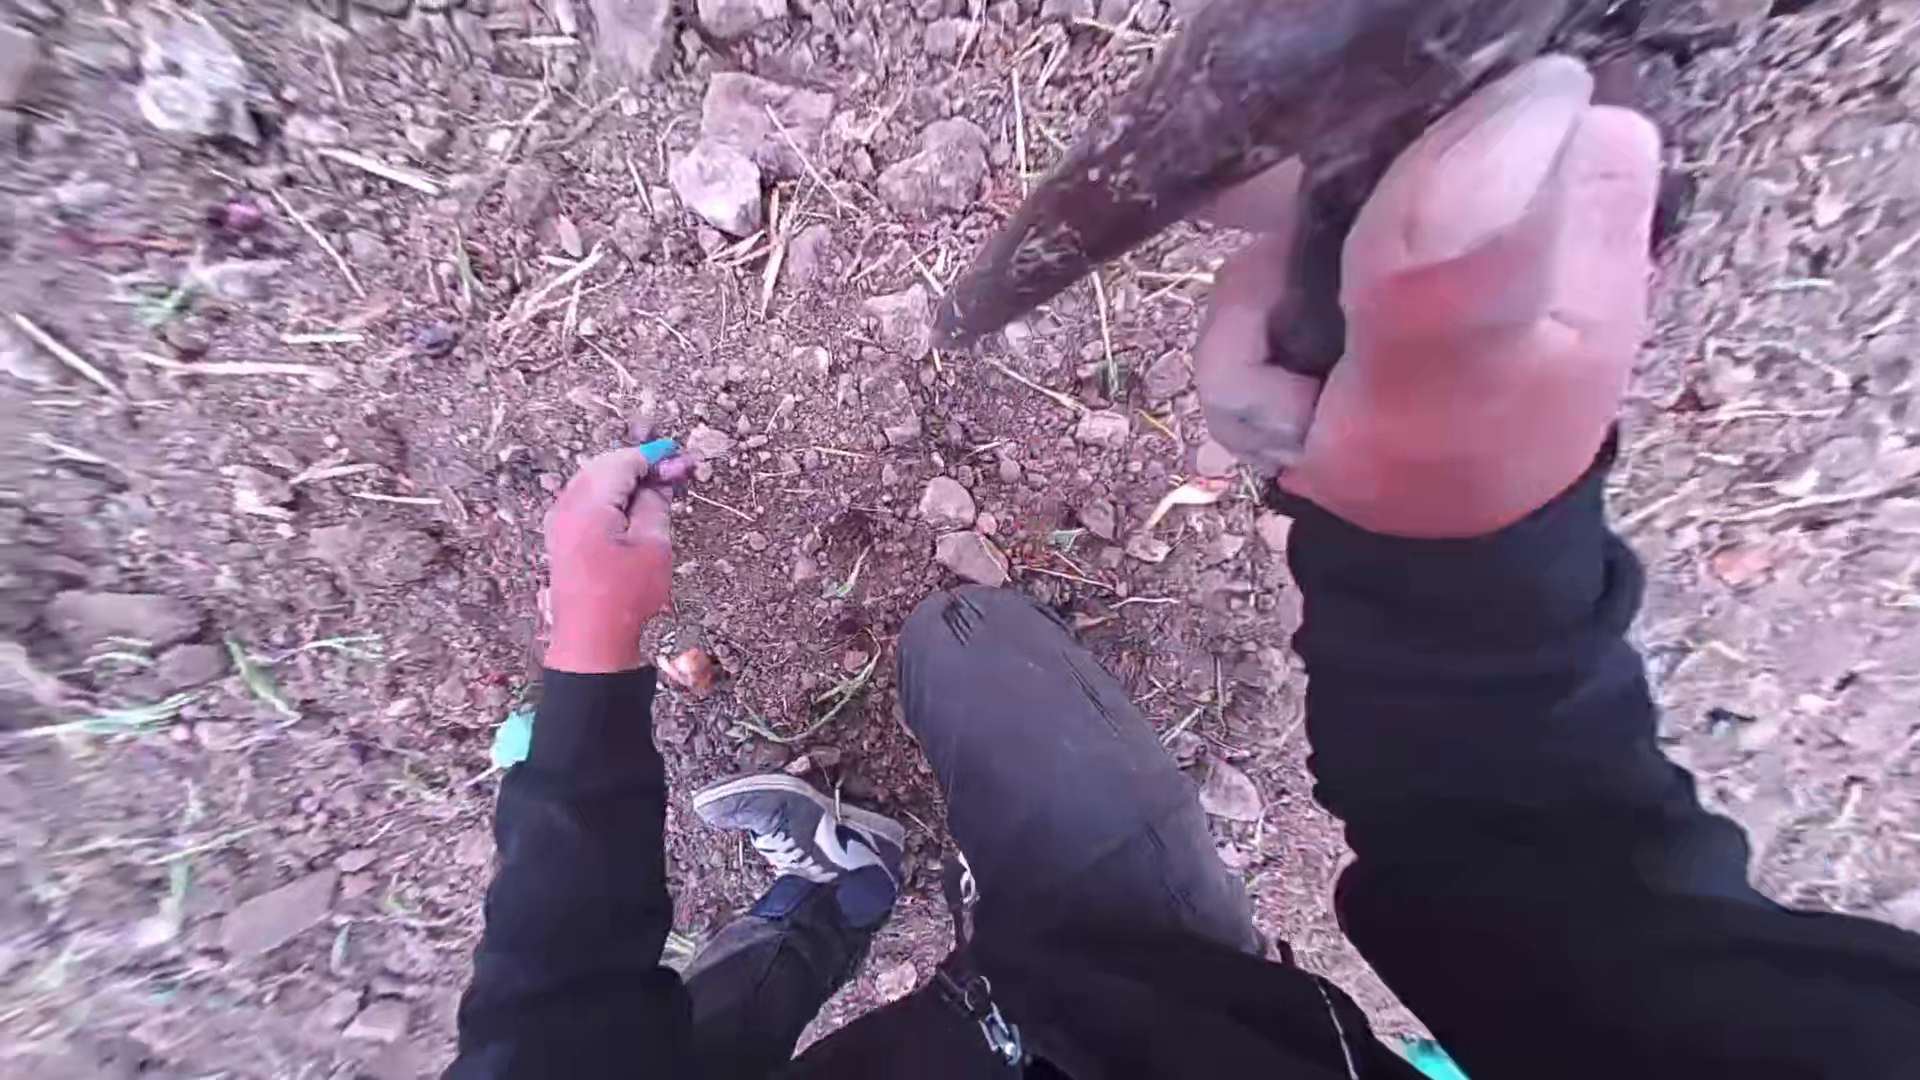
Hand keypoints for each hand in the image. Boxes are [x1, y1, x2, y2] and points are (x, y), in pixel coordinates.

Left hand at [543, 449, 687, 673]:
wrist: (593, 639)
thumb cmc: (626, 595)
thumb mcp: (653, 546)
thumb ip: (655, 505)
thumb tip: (660, 480)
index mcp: (588, 505)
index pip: (622, 462)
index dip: (655, 458)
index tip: (682, 462)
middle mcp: (566, 507)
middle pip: (604, 467)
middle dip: (641, 466)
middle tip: (675, 474)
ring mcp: (560, 522)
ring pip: (596, 483)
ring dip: (628, 481)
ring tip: (661, 491)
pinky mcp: (563, 537)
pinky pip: (589, 501)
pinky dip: (614, 497)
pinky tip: (637, 509)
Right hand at [1196, 56, 1661, 537]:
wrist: (1408, 532)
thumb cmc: (1448, 476)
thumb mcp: (1448, 392)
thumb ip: (1451, 276)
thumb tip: (1502, 105)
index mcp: (1553, 171)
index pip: (1404, 112)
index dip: (1322, 197)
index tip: (1307, 299)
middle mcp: (1471, 179)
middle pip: (1299, 191)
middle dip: (1264, 313)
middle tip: (1292, 394)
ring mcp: (1387, 233)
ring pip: (1254, 260)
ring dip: (1245, 360)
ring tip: (1289, 425)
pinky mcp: (1335, 277)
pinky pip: (1242, 302)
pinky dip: (1240, 370)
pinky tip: (1278, 415)